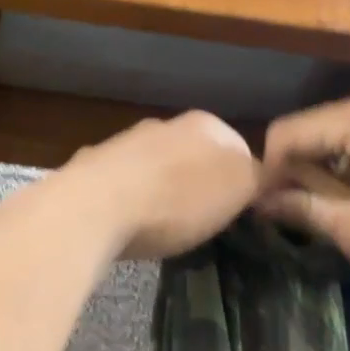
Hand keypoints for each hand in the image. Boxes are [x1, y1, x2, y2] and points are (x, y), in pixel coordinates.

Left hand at [55, 111, 261, 259]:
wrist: (94, 207)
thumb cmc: (176, 199)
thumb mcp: (238, 189)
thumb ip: (257, 177)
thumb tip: (260, 175)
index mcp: (204, 124)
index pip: (238, 147)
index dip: (243, 180)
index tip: (237, 211)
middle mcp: (162, 124)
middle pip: (193, 156)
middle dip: (197, 184)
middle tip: (200, 221)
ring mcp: (121, 143)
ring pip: (153, 168)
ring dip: (158, 191)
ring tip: (160, 227)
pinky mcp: (89, 168)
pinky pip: (119, 185)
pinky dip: (125, 201)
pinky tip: (124, 225)